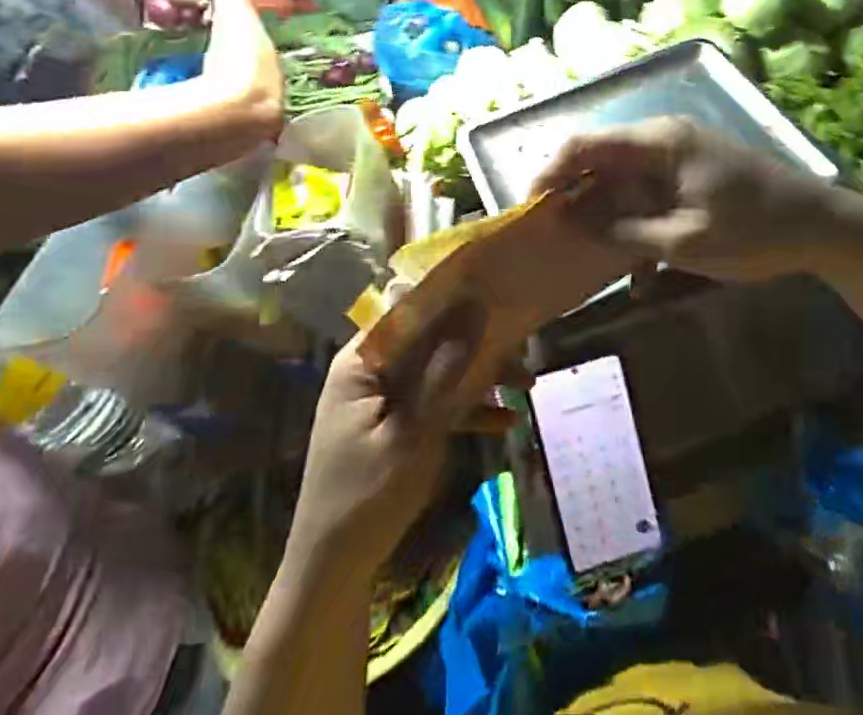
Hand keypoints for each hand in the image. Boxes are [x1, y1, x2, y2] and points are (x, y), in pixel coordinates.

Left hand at [287, 304, 521, 574]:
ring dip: (480, 378)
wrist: (334, 567)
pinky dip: (466, 409)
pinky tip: (506, 421)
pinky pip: (435, 402)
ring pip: (439, 371)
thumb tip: (474, 316)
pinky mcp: (396, 422)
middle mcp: (371, 369)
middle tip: (524, 354)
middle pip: (431, 341)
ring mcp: (384, 397)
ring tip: (528, 386)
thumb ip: (444, 376)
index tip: (498, 295)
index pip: (410, 311)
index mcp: (362, 361)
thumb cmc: (366, 497)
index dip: (454, 299)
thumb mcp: (412, 435)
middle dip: (478, 345)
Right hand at [534, 117, 849, 282]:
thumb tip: (572, 224)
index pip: (584, 145)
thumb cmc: (755, 232)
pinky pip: (644, 191)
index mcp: (658, 142)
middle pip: (597, 159)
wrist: (825, 228)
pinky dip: (631, 221)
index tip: (530, 209)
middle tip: (551, 235)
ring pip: (618, 178)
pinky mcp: (689, 173)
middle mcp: (662, 138)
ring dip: (601, 214)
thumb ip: (623, 232)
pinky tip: (633, 263)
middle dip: (571, 196)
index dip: (549, 173)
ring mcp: (676, 154)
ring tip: (584, 252)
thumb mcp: (684, 241)